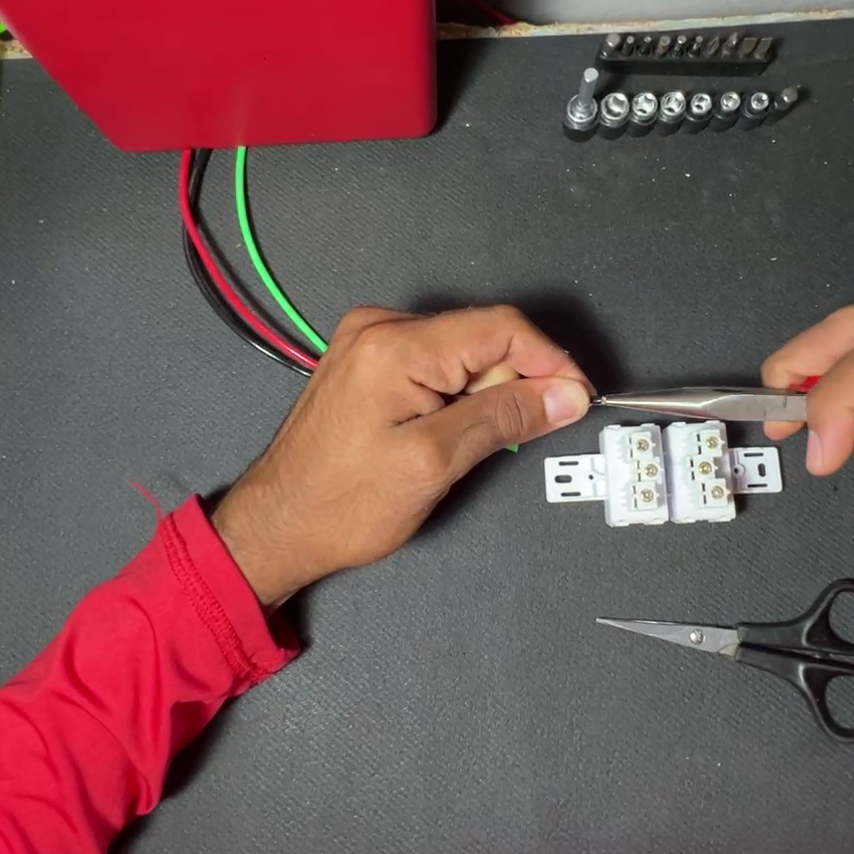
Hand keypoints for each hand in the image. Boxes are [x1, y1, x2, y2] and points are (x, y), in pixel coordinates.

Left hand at [213, 306, 593, 604]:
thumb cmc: (345, 504)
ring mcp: (371, 340)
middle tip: (508, 439)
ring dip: (484, 393)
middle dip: (511, 384)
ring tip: (461, 444)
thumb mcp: (435, 462)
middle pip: (482, 338)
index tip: (576, 399)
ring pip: (463, 353)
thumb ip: (505, 418)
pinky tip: (444, 430)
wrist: (276, 526)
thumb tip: (567, 394)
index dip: (550, 361)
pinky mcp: (369, 360)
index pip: (500, 328)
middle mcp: (381, 326)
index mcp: (396, 344)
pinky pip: (436, 363)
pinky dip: (458, 394)